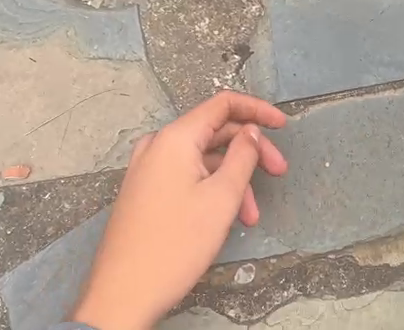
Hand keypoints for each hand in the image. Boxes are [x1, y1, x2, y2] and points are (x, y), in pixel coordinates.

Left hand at [72, 93, 288, 329]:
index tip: (283, 126)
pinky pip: (185, 175)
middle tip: (278, 173)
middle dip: (250, 151)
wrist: (120, 298)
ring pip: (202, 159)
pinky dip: (210, 188)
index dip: (257, 110)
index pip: (224, 104)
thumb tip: (250, 130)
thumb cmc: (175, 244)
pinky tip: (224, 217)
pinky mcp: (143, 192)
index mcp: (175, 137)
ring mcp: (146, 169)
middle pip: (215, 132)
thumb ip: (243, 155)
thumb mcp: (221, 198)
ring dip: (232, 178)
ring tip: (251, 215)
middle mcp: (158, 145)